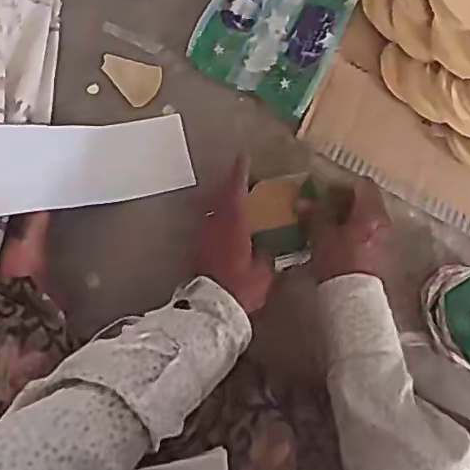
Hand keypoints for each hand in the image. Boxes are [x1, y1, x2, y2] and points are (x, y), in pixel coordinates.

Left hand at [194, 157, 275, 314]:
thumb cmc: (240, 288)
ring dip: (221, 202)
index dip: (239, 174)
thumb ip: (268, 258)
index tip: (243, 158)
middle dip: (229, 185)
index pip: (234, 191)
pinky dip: (217, 218)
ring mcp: (203, 237)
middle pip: (219, 196)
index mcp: (233, 224)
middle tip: (240, 178)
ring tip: (234, 200)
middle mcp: (215, 225)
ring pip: (211, 210)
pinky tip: (226, 226)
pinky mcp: (198, 251)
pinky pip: (209, 225)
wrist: (211, 310)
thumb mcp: (264, 273)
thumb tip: (270, 251)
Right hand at [307, 178, 390, 280]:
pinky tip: (334, 237)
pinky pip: (366, 230)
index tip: (326, 189)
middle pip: (366, 200)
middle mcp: (383, 221)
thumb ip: (316, 213)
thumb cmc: (337, 261)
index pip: (363, 184)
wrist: (352, 297)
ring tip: (325, 222)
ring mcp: (383, 236)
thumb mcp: (322, 234)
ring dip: (346, 215)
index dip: (343, 184)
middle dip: (343, 200)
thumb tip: (305, 201)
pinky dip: (351, 228)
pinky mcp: (379, 250)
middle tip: (322, 205)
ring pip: (365, 216)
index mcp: (372, 212)